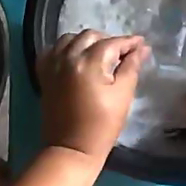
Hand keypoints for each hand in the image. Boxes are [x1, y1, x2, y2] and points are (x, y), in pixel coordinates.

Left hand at [39, 30, 147, 160]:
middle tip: (121, 53)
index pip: (112, 43)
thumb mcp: (123, 95)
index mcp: (88, 62)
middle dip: (108, 41)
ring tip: (98, 54)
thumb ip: (131, 67)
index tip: (141, 43)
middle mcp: (67, 57)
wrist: (72, 149)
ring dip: (86, 41)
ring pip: (69, 39)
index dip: (129, 42)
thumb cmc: (102, 125)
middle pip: (90, 36)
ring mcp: (52, 65)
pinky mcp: (44, 75)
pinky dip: (65, 49)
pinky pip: (53, 51)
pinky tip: (75, 58)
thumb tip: (141, 48)